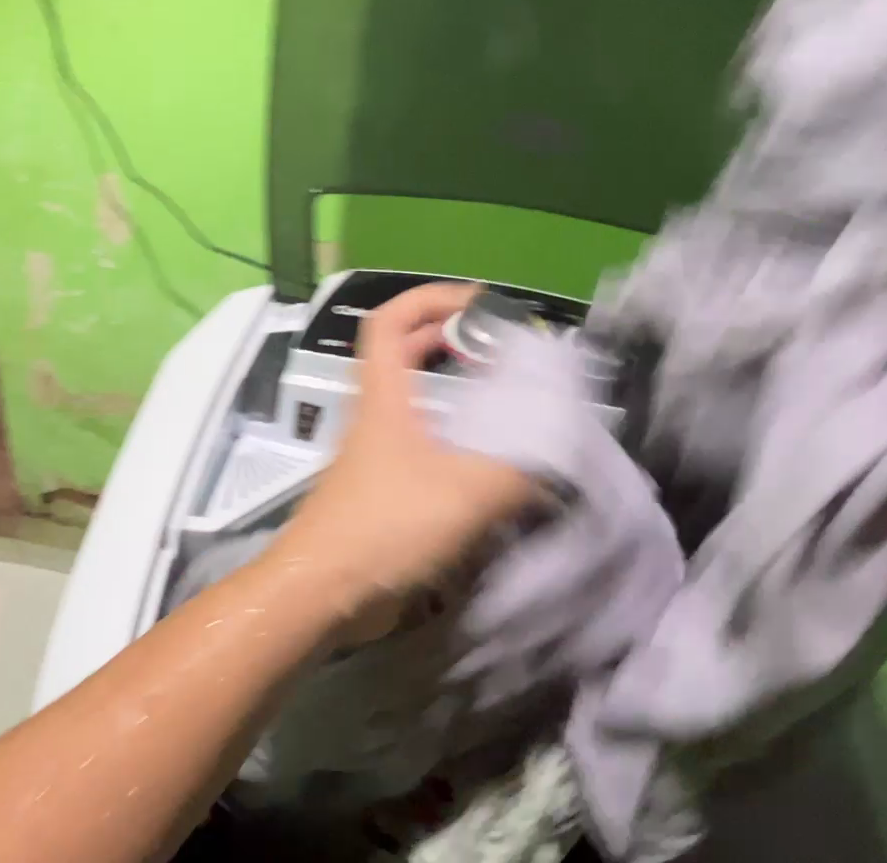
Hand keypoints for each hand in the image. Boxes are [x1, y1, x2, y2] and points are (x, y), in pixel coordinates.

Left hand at [265, 283, 536, 630]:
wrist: (323, 589)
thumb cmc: (383, 525)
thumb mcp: (465, 492)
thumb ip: (522, 473)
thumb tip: (563, 466)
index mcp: (384, 396)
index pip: (390, 320)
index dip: (430, 297)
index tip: (480, 301)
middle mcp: (375, 415)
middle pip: (403, 355)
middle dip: (449, 339)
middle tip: (502, 349)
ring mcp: (375, 452)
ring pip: (414, 402)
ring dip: (454, 391)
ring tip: (506, 399)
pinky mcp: (382, 488)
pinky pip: (421, 446)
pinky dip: (454, 439)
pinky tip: (490, 461)